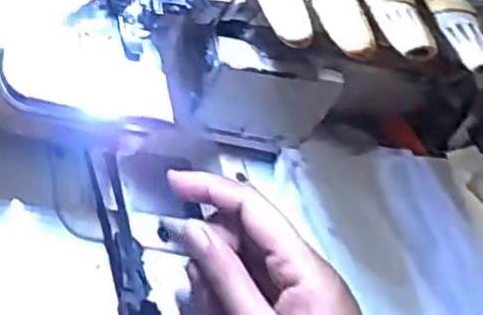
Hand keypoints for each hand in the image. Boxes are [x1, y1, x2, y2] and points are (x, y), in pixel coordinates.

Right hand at [169, 170, 361, 314]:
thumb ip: (224, 276)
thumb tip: (193, 227)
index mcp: (306, 267)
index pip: (252, 203)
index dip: (210, 186)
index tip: (173, 182)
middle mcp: (309, 271)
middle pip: (249, 232)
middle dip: (214, 248)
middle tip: (195, 285)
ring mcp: (307, 294)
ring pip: (249, 260)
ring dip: (220, 278)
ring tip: (211, 308)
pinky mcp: (301, 314)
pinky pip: (258, 287)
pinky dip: (234, 296)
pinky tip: (221, 310)